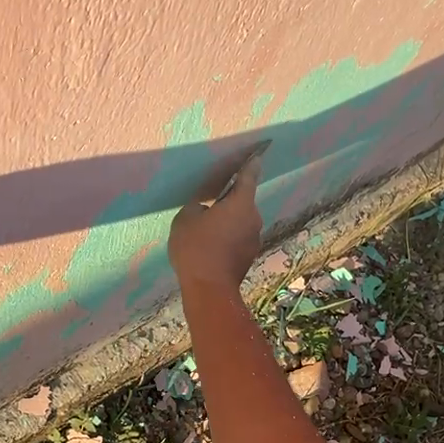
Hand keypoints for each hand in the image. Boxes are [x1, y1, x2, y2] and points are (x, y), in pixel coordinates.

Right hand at [168, 145, 265, 295]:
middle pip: (242, 201)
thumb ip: (196, 207)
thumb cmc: (196, 248)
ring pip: (239, 222)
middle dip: (228, 199)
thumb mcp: (185, 220)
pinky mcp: (248, 256)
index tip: (258, 152)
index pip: (249, 176)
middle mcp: (253, 218)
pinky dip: (227, 237)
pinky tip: (210, 246)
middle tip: (210, 200)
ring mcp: (254, 239)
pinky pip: (237, 238)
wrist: (209, 290)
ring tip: (206, 228)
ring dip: (227, 221)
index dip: (251, 163)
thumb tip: (204, 209)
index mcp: (241, 203)